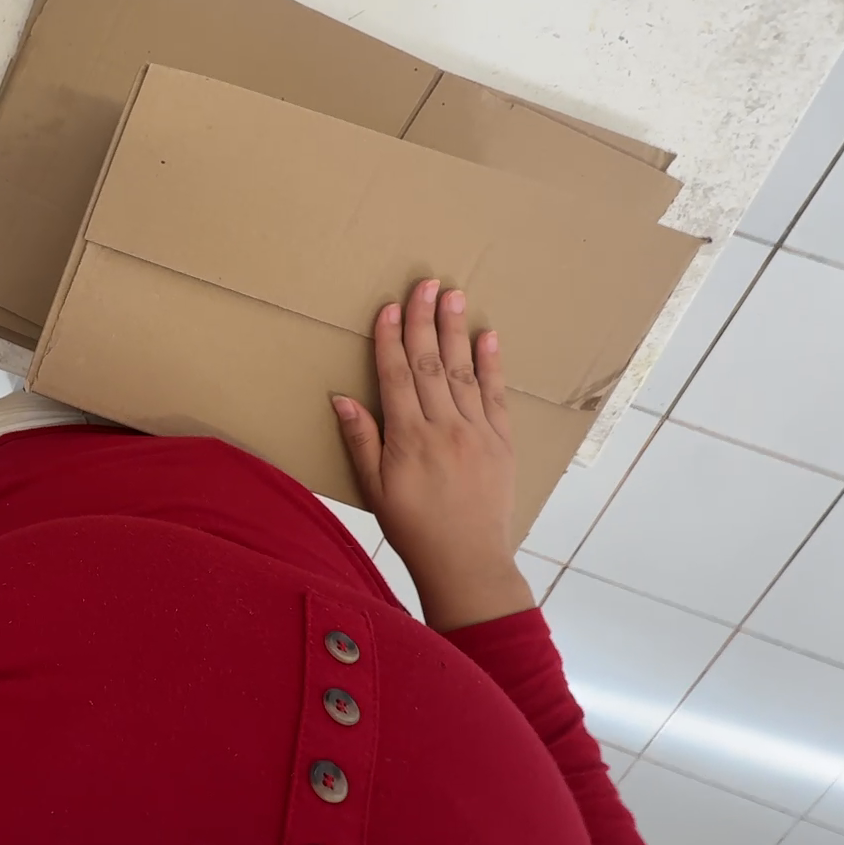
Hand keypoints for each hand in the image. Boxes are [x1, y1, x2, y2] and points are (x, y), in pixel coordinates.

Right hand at [332, 279, 529, 631]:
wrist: (467, 560)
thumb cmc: (411, 525)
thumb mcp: (373, 486)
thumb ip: (361, 439)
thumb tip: (342, 399)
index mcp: (409, 438)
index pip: (397, 376)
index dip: (390, 340)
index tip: (389, 307)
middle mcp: (445, 427)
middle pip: (432, 364)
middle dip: (425, 321)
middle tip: (425, 284)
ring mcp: (478, 432)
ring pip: (464, 371)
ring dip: (456, 331)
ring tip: (453, 296)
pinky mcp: (502, 441)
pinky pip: (496, 395)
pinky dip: (492, 364)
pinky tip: (487, 336)